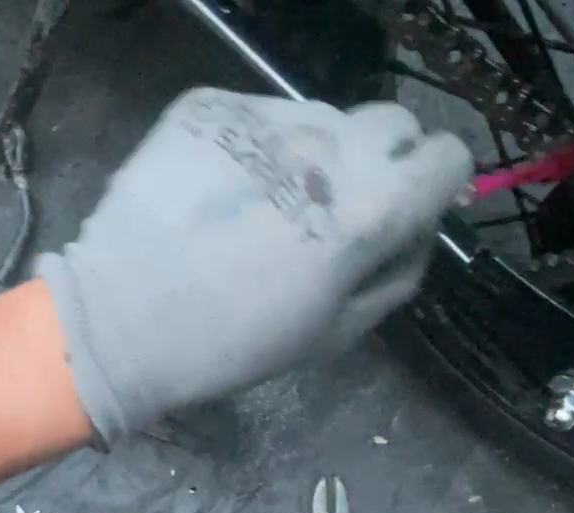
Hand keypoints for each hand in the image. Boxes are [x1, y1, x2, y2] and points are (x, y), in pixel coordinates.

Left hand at [35, 88, 474, 443]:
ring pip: (324, 117)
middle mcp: (330, 145)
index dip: (436, 184)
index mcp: (371, 209)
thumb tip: (419, 230)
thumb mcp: (336, 334)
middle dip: (384, 162)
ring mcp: (266, 117)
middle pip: (393, 123)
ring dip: (316, 155)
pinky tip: (219, 196)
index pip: (448, 156)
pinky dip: (256, 149)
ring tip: (263, 210)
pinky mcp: (210, 106)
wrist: (124, 320)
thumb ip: (397, 274)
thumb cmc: (234, 344)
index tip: (408, 209)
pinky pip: (259, 117)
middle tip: (334, 213)